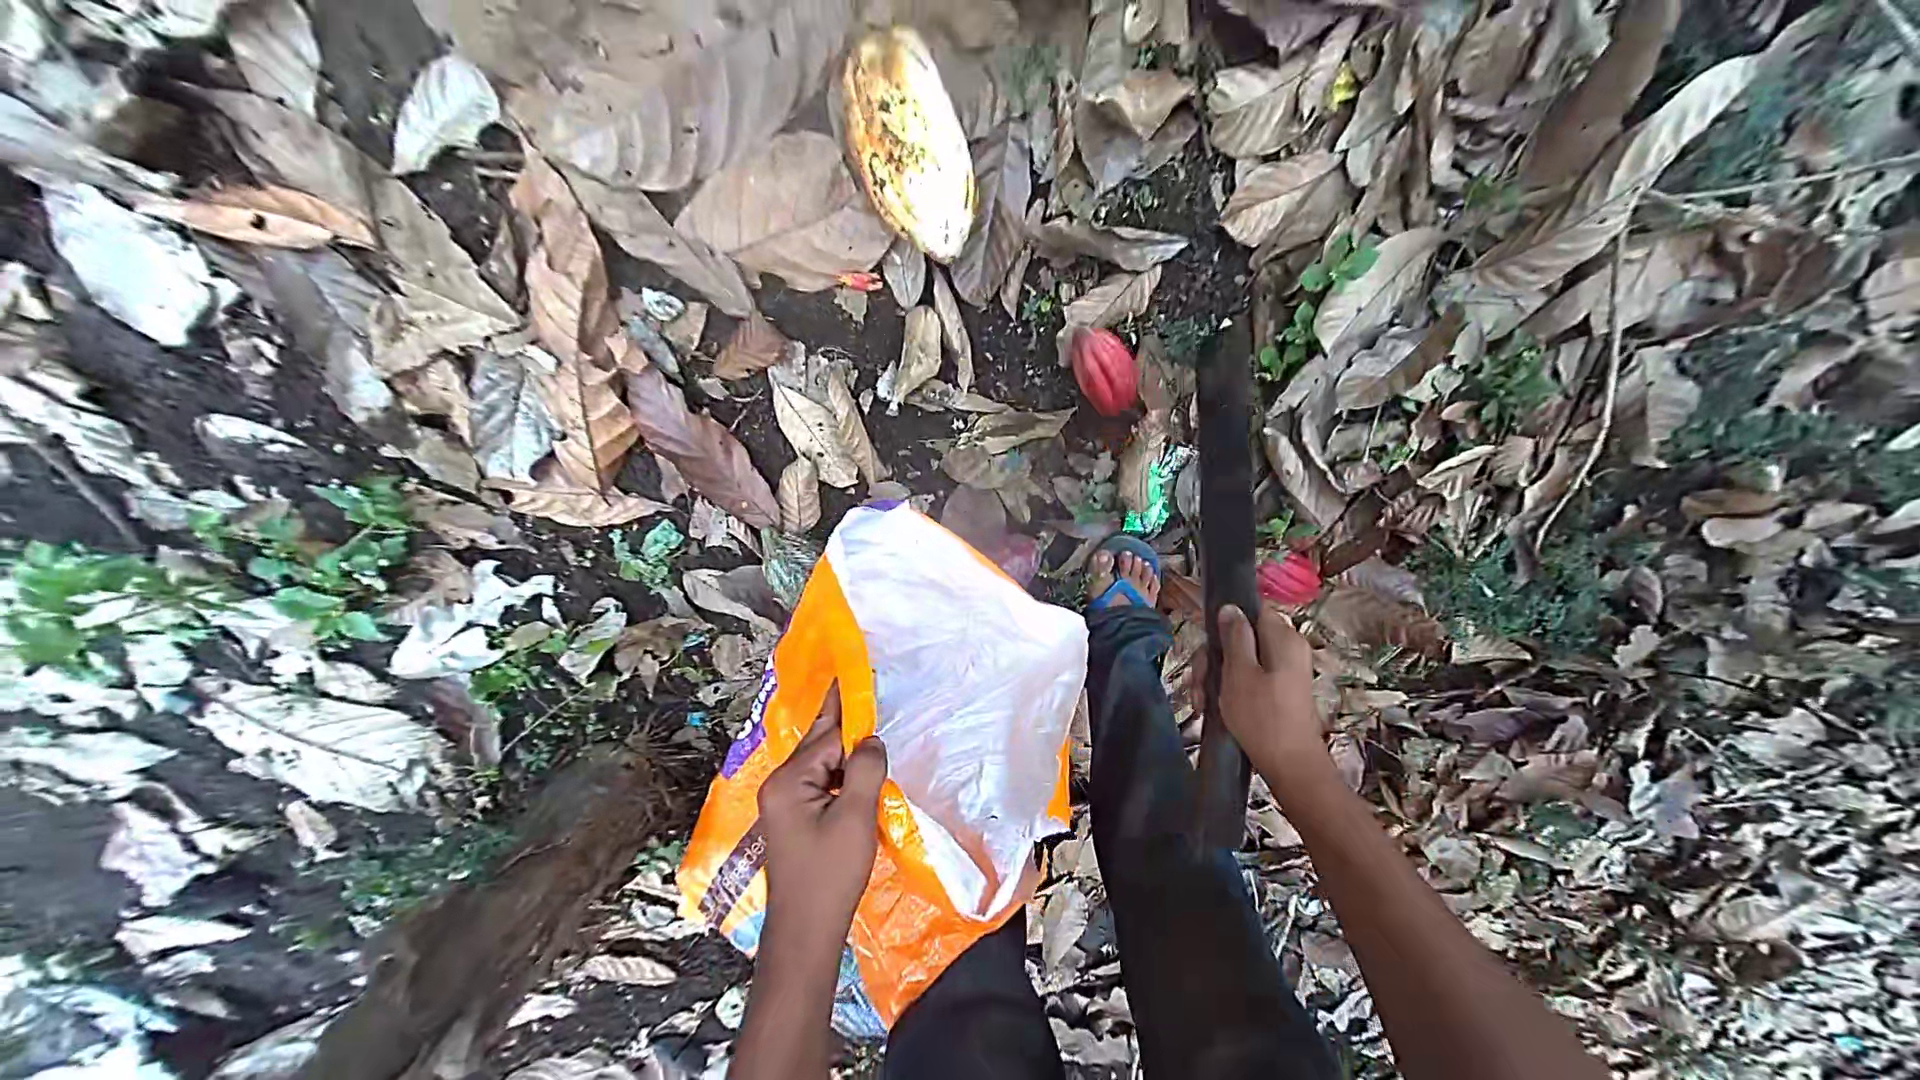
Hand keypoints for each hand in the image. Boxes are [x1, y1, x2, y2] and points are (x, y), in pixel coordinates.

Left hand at [757, 685, 888, 940]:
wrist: (805, 933)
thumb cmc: (831, 875)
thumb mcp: (855, 818)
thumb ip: (864, 769)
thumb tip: (870, 739)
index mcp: (788, 781)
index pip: (829, 739)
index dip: (853, 716)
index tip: (861, 678)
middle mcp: (780, 786)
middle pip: (819, 745)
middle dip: (843, 722)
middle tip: (859, 688)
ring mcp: (784, 804)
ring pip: (821, 764)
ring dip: (845, 752)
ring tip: (867, 727)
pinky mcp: (793, 819)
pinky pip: (821, 783)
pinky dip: (841, 774)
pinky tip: (858, 772)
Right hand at [1216, 604, 1328, 784]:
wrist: (1290, 767)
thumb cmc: (1261, 717)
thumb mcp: (1239, 673)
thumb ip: (1234, 637)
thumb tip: (1230, 607)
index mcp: (1283, 639)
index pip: (1252, 610)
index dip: (1225, 621)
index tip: (1206, 644)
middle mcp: (1287, 649)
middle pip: (1241, 636)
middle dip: (1213, 657)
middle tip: (1198, 682)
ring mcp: (1283, 670)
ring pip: (1239, 659)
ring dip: (1215, 676)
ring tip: (1200, 700)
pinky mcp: (1278, 690)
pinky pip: (1247, 677)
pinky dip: (1228, 688)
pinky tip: (1210, 706)